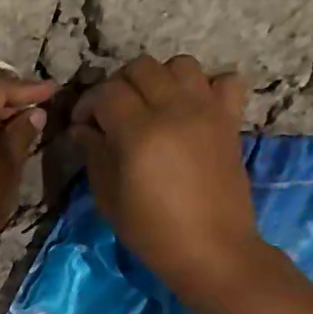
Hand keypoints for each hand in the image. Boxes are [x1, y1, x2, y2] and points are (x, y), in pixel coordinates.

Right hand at [70, 55, 260, 292]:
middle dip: (118, 85)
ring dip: (159, 79)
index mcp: (138, 132)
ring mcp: (207, 111)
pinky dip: (206, 87)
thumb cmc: (151, 229)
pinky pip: (224, 81)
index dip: (87, 104)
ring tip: (151, 106)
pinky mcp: (230, 120)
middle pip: (140, 67)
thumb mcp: (107, 194)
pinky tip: (192, 109)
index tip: (82, 125)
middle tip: (113, 113)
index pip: (106, 92)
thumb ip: (94, 152)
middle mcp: (174, 110)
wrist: (212, 249)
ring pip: (180, 64)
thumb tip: (82, 128)